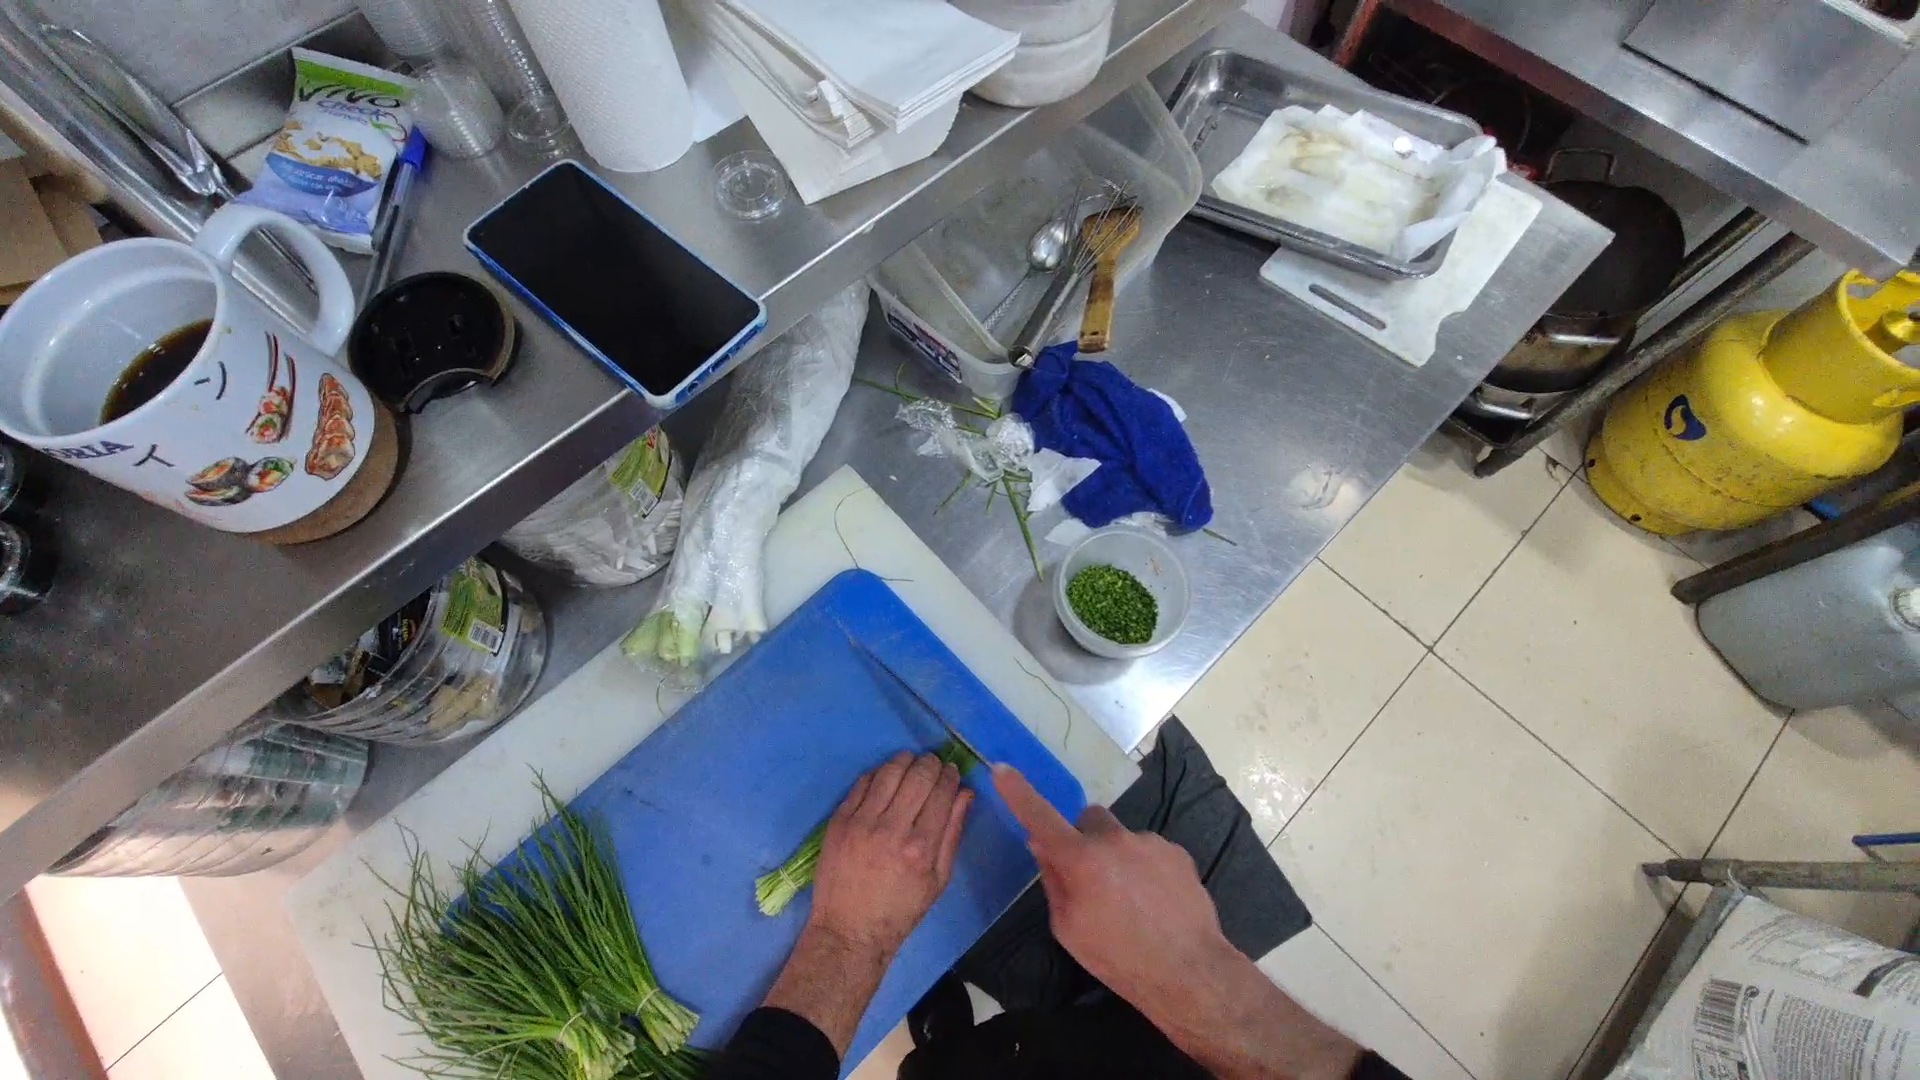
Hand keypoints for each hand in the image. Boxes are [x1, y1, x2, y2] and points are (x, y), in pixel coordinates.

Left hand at [810, 751, 973, 957]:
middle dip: (930, 763)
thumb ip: (953, 832)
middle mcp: (891, 829)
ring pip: (889, 772)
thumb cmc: (900, 910)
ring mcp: (861, 823)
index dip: (950, 775)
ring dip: (905, 761)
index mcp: (921, 847)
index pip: (941, 792)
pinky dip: (879, 773)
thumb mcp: (939, 879)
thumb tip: (965, 793)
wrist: (849, 931)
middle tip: (933, 763)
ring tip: (911, 764)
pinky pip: (862, 782)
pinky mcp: (839, 821)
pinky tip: (887, 778)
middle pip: (917, 775)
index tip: (952, 771)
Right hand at [993, 765, 1363, 1079]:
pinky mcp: (1176, 851)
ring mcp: (1149, 842)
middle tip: (1091, 877)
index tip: (1002, 768)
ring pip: (1121, 838)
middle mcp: (1114, 840)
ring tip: (1133, 902)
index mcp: (1081, 860)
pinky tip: (1157, 901)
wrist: (1191, 973)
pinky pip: (1149, 850)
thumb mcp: (1069, 928)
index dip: (1018, 792)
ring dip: (1118, 858)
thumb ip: (1054, 880)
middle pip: (1088, 820)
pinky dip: (1146, 868)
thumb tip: (1043, 846)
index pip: (1040, 817)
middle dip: (1085, 839)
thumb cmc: (1119, 959)